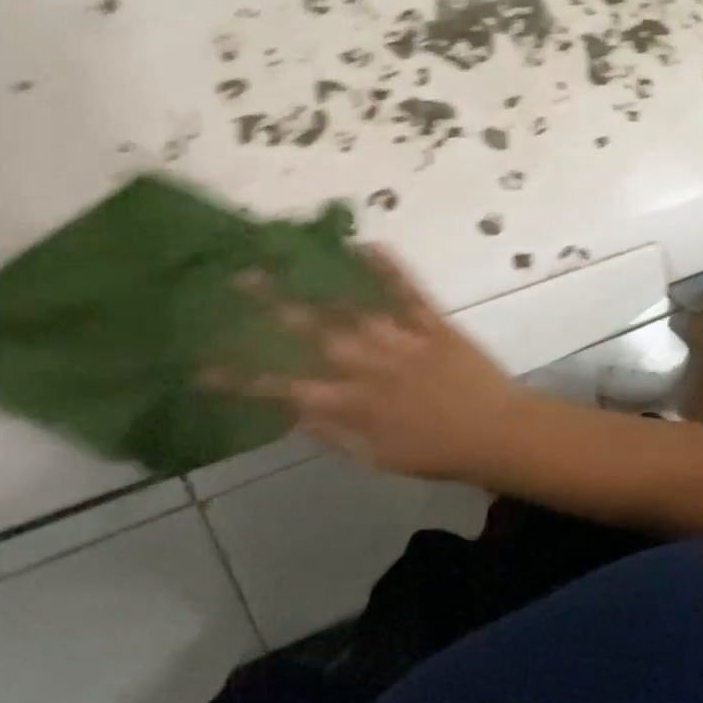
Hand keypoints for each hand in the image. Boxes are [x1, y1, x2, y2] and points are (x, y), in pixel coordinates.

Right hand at [250, 245, 541, 481]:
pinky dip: (389, 269)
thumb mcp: (377, 458)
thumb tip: (292, 413)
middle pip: (313, 333)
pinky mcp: (437, 325)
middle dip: (271, 307)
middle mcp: (370, 367)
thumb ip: (333, 435)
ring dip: (317, 282)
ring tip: (287, 257)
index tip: (203, 363)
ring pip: (354, 308)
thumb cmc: (438, 454)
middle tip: (237, 279)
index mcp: (353, 405)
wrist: (499, 435)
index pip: (285, 388)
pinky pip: (409, 293)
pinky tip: (367, 244)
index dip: (243, 376)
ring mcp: (403, 341)